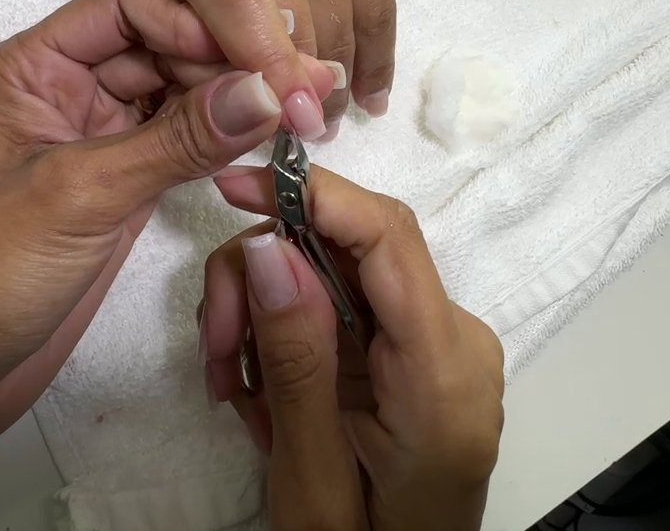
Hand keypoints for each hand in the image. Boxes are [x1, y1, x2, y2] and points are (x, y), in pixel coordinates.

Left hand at [0, 0, 336, 530]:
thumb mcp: (79, 195)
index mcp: (36, 66)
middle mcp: (70, 86)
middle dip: (230, 61)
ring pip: (180, 90)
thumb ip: (178, 139)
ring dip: (237, 98)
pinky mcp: (124, 180)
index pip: (131, 8)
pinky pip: (184, 139)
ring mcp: (101, 134)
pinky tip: (270, 139)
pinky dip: (225, 137)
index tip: (261, 57)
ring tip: (306, 110)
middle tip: (304, 86)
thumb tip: (265, 91)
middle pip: (165, 43)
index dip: (198, 22)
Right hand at [200, 165, 503, 530]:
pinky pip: (334, 300)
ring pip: (328, 268)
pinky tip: (261, 386)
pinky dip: (283, 327)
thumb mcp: (311, 484)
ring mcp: (434, 340)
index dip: (311, 191)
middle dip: (261, 277)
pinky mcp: (409, 347)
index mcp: (444, 377)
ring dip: (262, 310)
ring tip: (231, 384)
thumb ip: (295, 362)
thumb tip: (264, 245)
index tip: (230, 186)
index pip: (387, 237)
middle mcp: (454, 339)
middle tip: (215, 348)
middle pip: (344, 248)